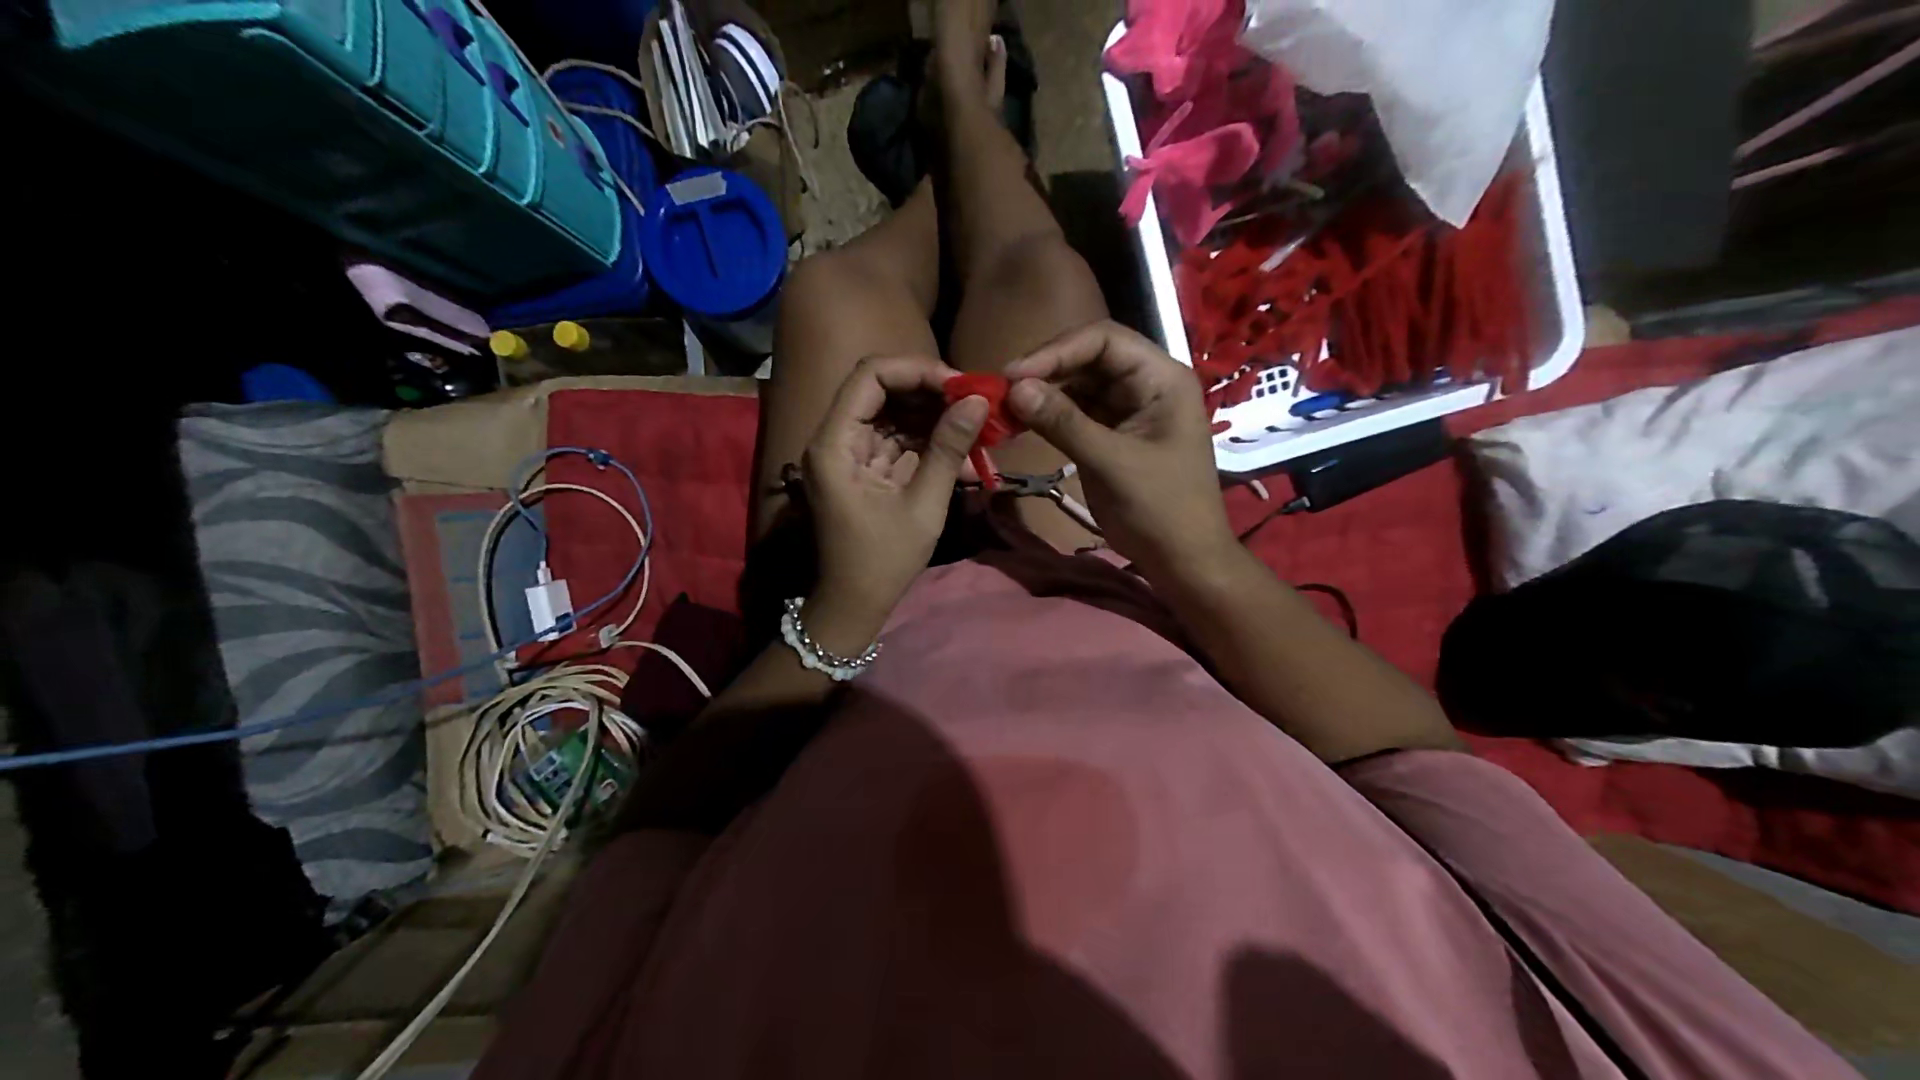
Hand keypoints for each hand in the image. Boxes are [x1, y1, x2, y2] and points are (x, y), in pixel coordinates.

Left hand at [803, 356, 988, 636]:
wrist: (854, 604)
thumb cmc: (883, 561)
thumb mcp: (922, 505)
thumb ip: (947, 449)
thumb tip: (978, 402)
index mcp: (835, 444)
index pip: (870, 376)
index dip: (916, 371)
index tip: (959, 385)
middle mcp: (835, 439)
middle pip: (881, 390)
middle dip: (930, 392)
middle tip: (975, 402)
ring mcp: (849, 453)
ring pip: (892, 413)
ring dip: (934, 416)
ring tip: (976, 425)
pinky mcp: (864, 468)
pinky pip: (896, 440)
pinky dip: (927, 441)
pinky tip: (962, 451)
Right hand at [1004, 320, 1234, 577]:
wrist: (1182, 559)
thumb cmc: (1160, 508)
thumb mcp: (1111, 462)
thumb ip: (1063, 422)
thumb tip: (1014, 388)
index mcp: (1161, 378)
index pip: (1105, 340)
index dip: (1057, 351)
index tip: (1014, 374)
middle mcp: (1145, 384)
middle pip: (1088, 359)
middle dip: (1044, 372)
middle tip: (1000, 393)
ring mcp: (1127, 409)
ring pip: (1077, 386)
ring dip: (1041, 394)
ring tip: (1003, 409)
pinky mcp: (1111, 433)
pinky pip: (1075, 413)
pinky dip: (1047, 416)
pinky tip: (1019, 423)